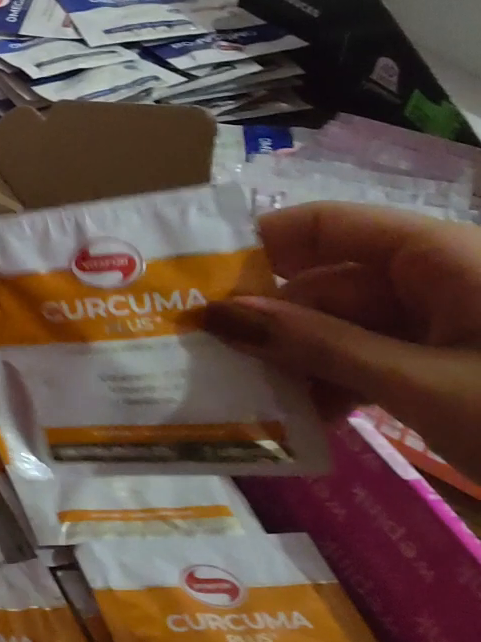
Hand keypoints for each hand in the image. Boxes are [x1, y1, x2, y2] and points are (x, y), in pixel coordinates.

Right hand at [204, 201, 480, 478]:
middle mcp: (443, 278)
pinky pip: (376, 356)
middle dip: (265, 317)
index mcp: (443, 256)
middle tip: (200, 355)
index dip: (252, 246)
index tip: (188, 285)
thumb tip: (211, 314)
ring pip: (345, 323)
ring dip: (295, 357)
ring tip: (244, 395)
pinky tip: (301, 417)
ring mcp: (456, 325)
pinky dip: (335, 382)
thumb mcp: (423, 386)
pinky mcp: (462, 367)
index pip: (320, 224)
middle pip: (326, 279)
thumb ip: (311, 345)